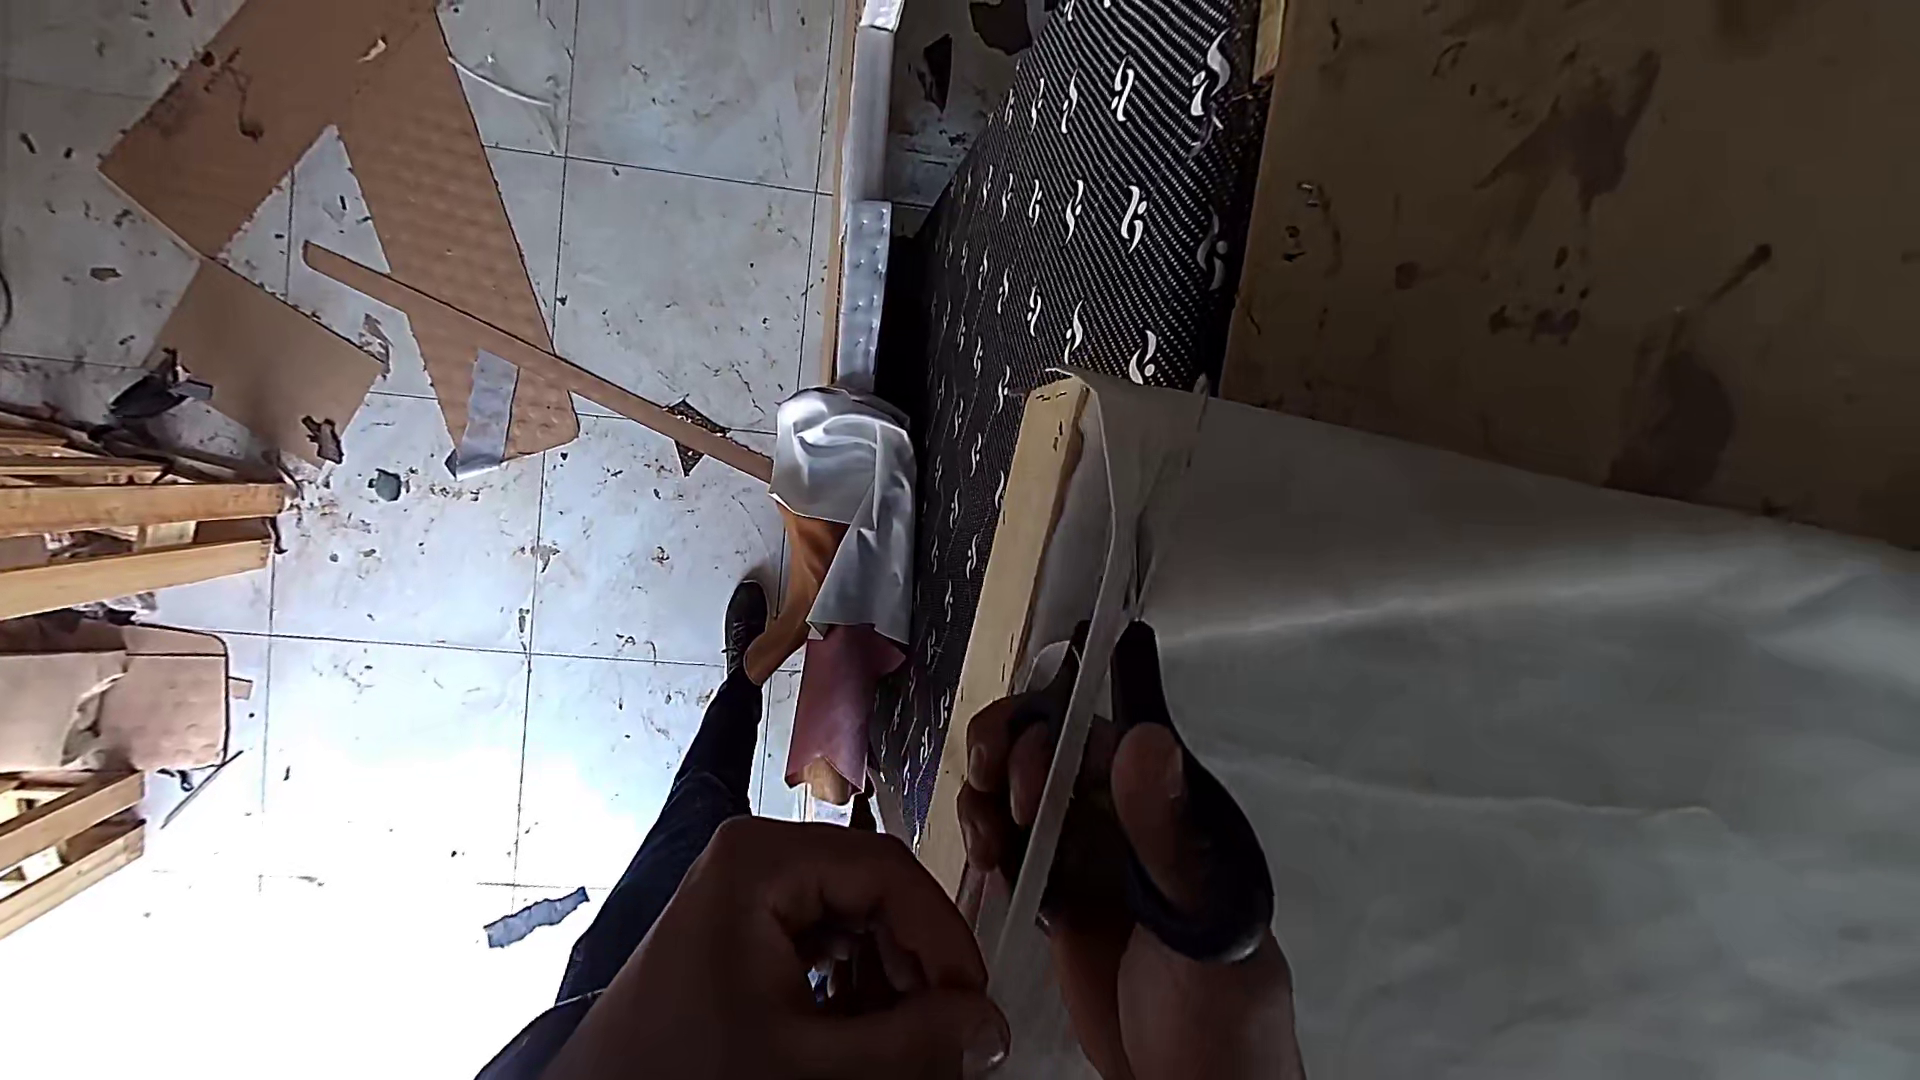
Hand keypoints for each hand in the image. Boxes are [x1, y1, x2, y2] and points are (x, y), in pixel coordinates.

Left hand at [545, 818, 1010, 1079]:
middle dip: (917, 961)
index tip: (977, 1003)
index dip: (941, 933)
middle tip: (952, 1031)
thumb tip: (994, 1030)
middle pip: (872, 887)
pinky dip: (859, 980)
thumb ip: (908, 1047)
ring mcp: (754, 880)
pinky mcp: (751, 915)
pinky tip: (869, 1030)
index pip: (884, 869)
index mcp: (762, 857)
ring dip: (893, 975)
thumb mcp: (805, 1069)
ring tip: (913, 1039)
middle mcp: (761, 850)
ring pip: (857, 911)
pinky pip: (828, 932)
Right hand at [957, 696, 1303, 1078]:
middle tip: (989, 794)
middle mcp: (1113, 811)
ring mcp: (1077, 847)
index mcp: (1157, 800)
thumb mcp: (1200, 917)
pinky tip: (985, 862)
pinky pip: (1005, 837)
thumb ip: (1167, 834)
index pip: (1092, 732)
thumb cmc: (1217, 1006)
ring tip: (985, 841)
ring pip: (1016, 786)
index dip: (1047, 733)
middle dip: (1006, 756)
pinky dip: (983, 834)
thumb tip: (1145, 738)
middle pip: (1044, 746)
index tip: (1023, 780)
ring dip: (985, 795)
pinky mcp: (1048, 885)